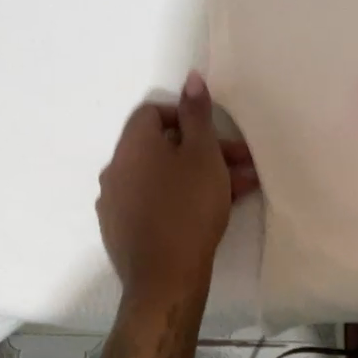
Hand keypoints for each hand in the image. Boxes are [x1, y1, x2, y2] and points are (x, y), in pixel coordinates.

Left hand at [97, 72, 258, 297]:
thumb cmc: (189, 205)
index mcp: (132, 146)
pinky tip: (215, 210)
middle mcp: (116, 170)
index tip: (212, 133)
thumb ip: (196, 113)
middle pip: (162, 147)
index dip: (185, 116)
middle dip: (205, 150)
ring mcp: (115, 204)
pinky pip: (156, 202)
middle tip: (241, 161)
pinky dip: (183, 198)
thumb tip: (189, 78)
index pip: (152, 113)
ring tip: (241, 188)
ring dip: (200, 176)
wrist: (166, 279)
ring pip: (164, 177)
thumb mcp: (203, 153)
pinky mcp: (122, 231)